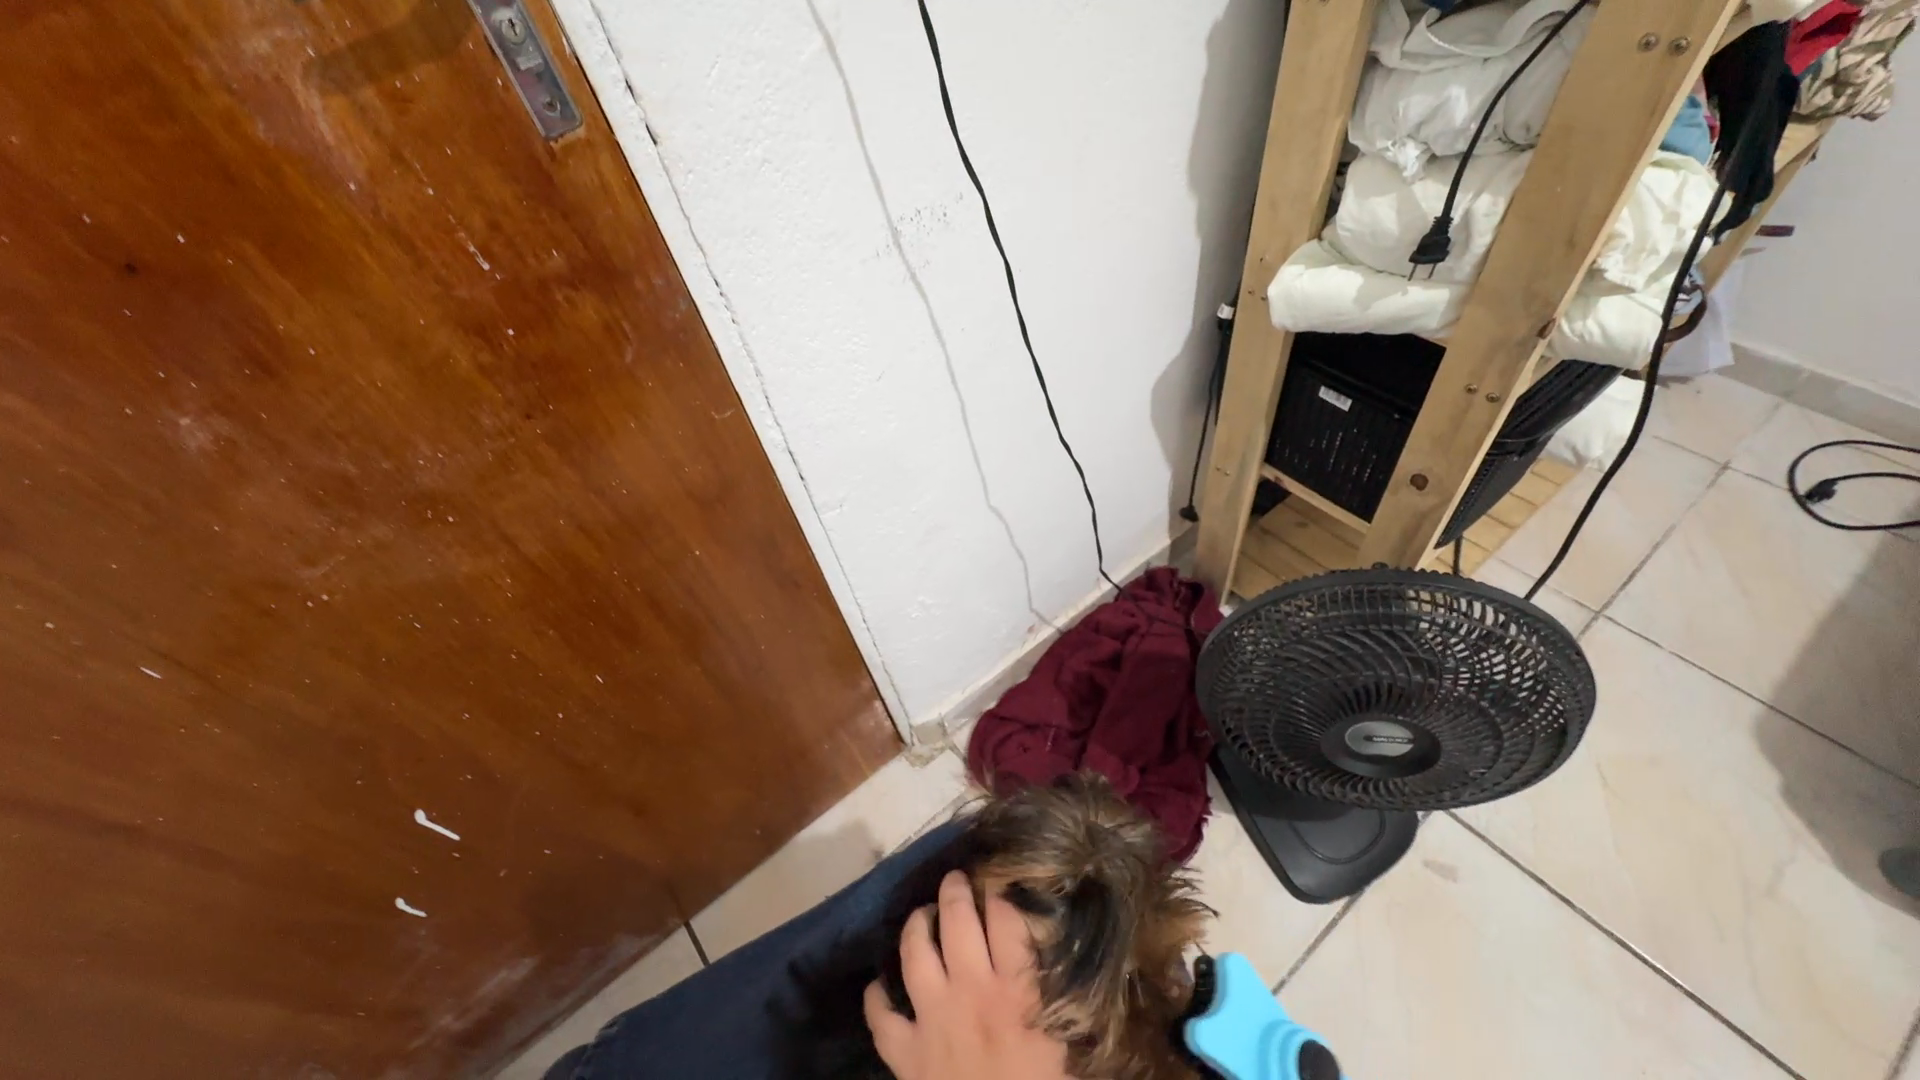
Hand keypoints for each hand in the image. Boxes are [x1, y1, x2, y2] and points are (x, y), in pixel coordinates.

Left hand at [863, 871, 1070, 1079]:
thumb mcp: (1065, 1046)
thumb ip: (1057, 999)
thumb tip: (1056, 961)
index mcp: (1017, 992)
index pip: (1006, 918)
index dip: (1001, 892)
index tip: (1000, 882)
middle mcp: (970, 992)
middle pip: (957, 920)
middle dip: (955, 890)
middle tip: (957, 879)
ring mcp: (931, 1020)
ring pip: (914, 952)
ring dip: (917, 925)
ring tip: (923, 913)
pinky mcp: (904, 1054)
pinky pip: (880, 1015)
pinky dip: (876, 996)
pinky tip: (880, 984)